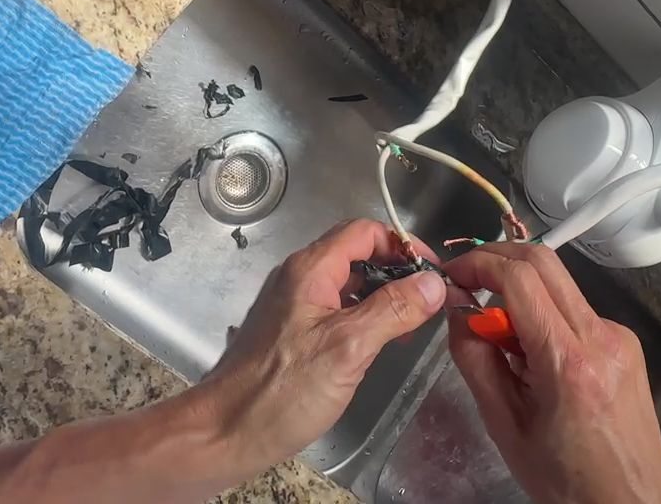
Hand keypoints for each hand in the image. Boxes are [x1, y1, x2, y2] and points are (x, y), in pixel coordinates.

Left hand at [195, 219, 447, 478]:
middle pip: (356, 252)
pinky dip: (363, 313)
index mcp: (310, 268)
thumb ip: (392, 310)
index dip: (402, 245)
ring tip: (410, 323)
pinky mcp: (292, 327)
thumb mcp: (349, 347)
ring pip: (347, 281)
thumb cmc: (286, 388)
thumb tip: (433, 281)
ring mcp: (294, 300)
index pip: (364, 231)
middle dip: (395, 270)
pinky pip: (335, 305)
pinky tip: (379, 340)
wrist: (226, 430)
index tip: (432, 272)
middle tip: (427, 300)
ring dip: (381, 294)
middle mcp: (300, 275)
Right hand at [444, 243, 660, 503]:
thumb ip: (473, 356)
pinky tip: (534, 352)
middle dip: (496, 256)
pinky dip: (542, 311)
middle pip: (542, 259)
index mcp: (567, 361)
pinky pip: (573, 305)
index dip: (478, 263)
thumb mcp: (503, 425)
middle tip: (466, 278)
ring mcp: (618, 335)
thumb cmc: (564, 479)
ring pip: (557, 280)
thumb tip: (455, 303)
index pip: (518, 277)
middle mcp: (600, 335)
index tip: (451, 276)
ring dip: (518, 286)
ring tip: (499, 331)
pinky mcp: (624, 341)